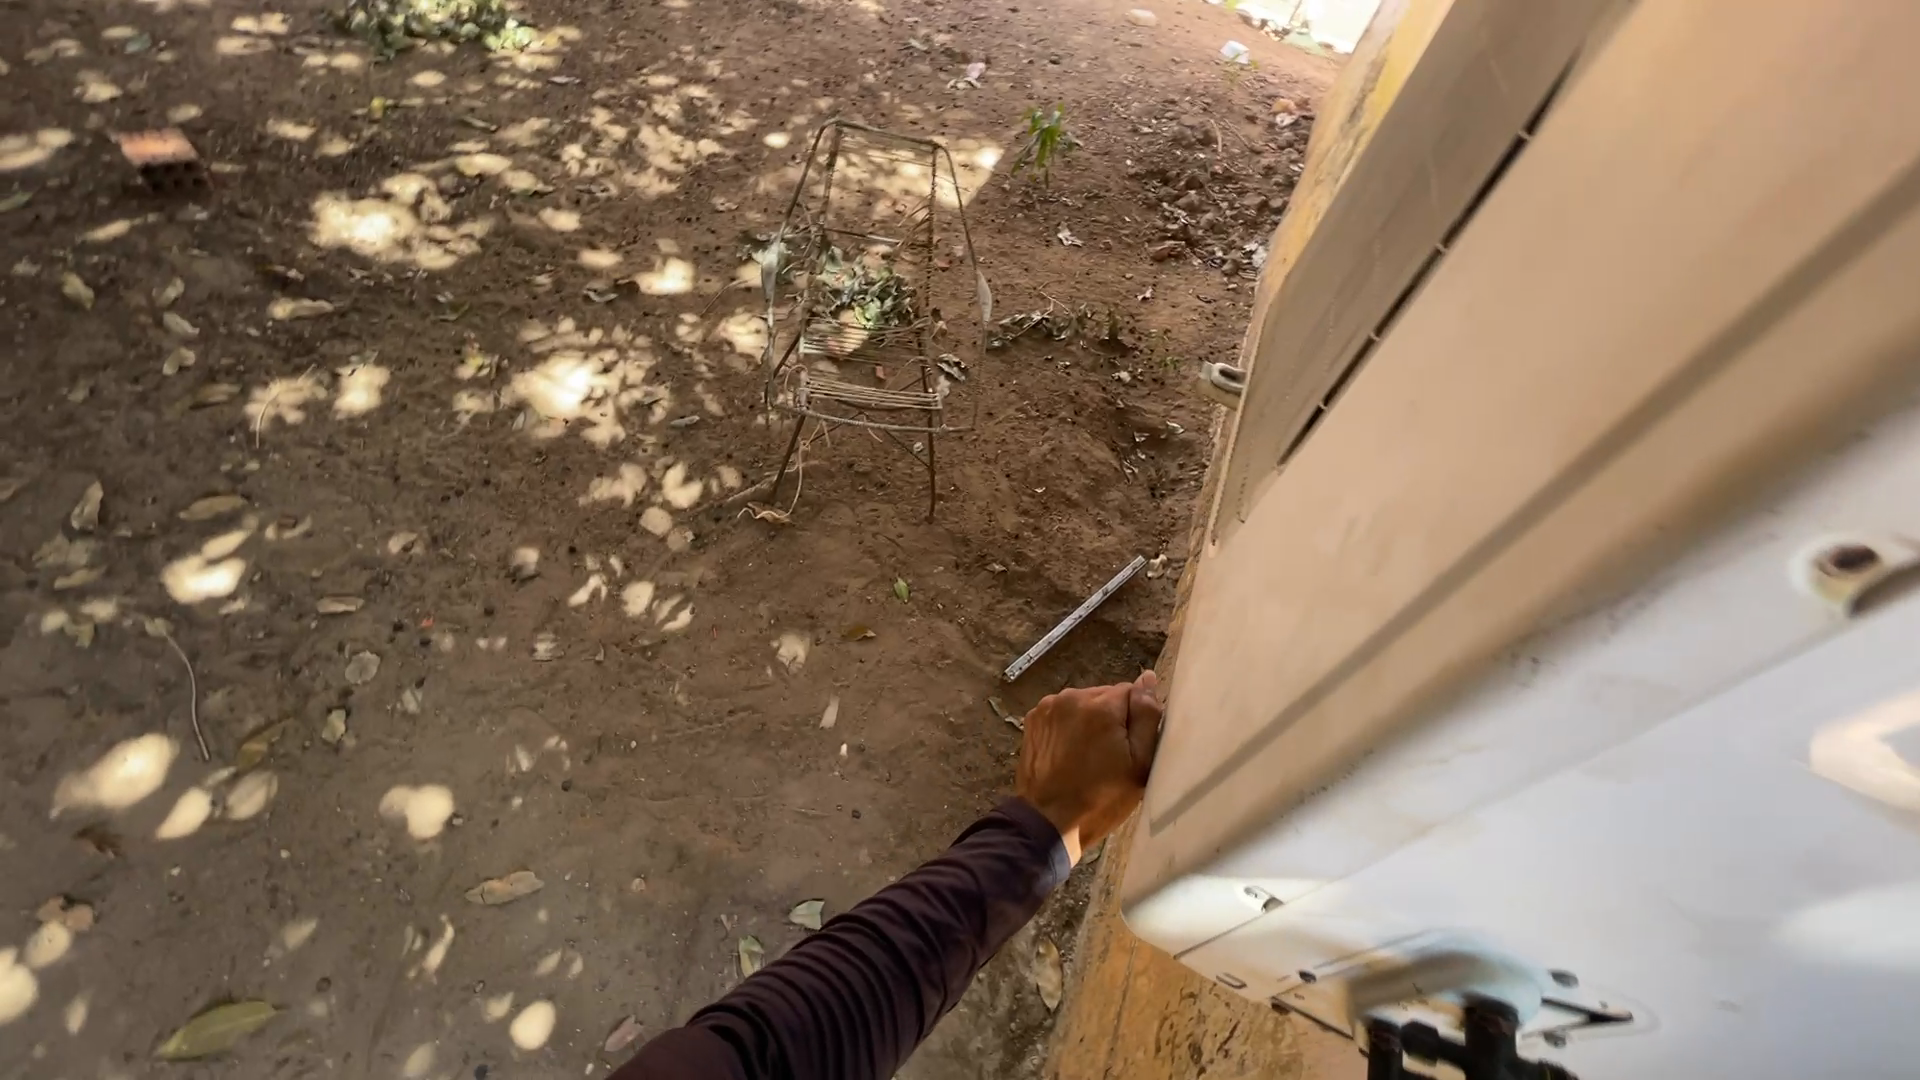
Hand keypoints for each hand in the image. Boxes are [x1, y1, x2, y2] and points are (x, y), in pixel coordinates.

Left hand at [1015, 670, 1162, 864]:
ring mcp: (1048, 706)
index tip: (1130, 748)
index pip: (1133, 693)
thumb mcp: (1140, 764)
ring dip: (1090, 722)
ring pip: (1083, 705)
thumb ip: (1147, 716)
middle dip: (1112, 719)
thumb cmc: (1102, 797)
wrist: (1049, 819)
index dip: (1136, 720)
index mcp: (1101, 704)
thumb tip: (1148, 678)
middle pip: (1106, 697)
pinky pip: (1062, 714)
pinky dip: (1069, 728)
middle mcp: (1072, 696)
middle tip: (1111, 756)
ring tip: (1089, 757)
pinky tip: (1069, 754)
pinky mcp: (1034, 719)